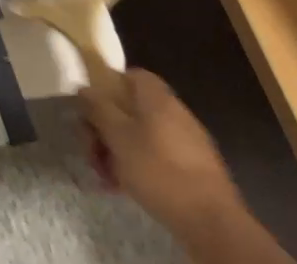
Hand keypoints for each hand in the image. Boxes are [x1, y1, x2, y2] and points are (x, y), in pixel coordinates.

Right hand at [78, 69, 241, 232]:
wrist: (211, 222)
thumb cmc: (158, 169)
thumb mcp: (117, 135)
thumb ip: (98, 108)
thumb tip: (85, 88)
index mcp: (158, 101)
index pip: (133, 75)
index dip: (108, 84)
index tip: (91, 105)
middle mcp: (175, 115)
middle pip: (129, 108)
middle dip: (104, 126)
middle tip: (90, 148)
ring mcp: (186, 143)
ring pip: (139, 135)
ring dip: (115, 149)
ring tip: (103, 173)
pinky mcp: (191, 168)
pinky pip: (154, 155)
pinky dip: (135, 164)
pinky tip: (121, 184)